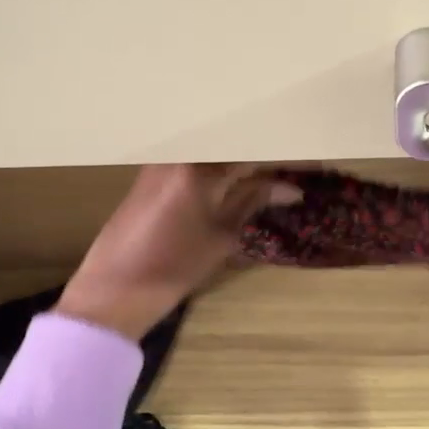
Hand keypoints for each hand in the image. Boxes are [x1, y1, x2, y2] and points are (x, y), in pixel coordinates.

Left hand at [56, 164, 300, 340]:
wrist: (114, 288)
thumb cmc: (174, 266)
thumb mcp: (223, 235)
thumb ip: (254, 199)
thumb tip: (291, 187)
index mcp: (200, 165)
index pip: (253, 149)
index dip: (286, 154)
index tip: (314, 159)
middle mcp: (180, 151)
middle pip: (233, 139)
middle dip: (266, 147)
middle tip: (298, 159)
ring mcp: (163, 159)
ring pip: (214, 146)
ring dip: (243, 153)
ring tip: (275, 163)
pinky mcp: (153, 171)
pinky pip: (196, 156)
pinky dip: (221, 160)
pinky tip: (240, 170)